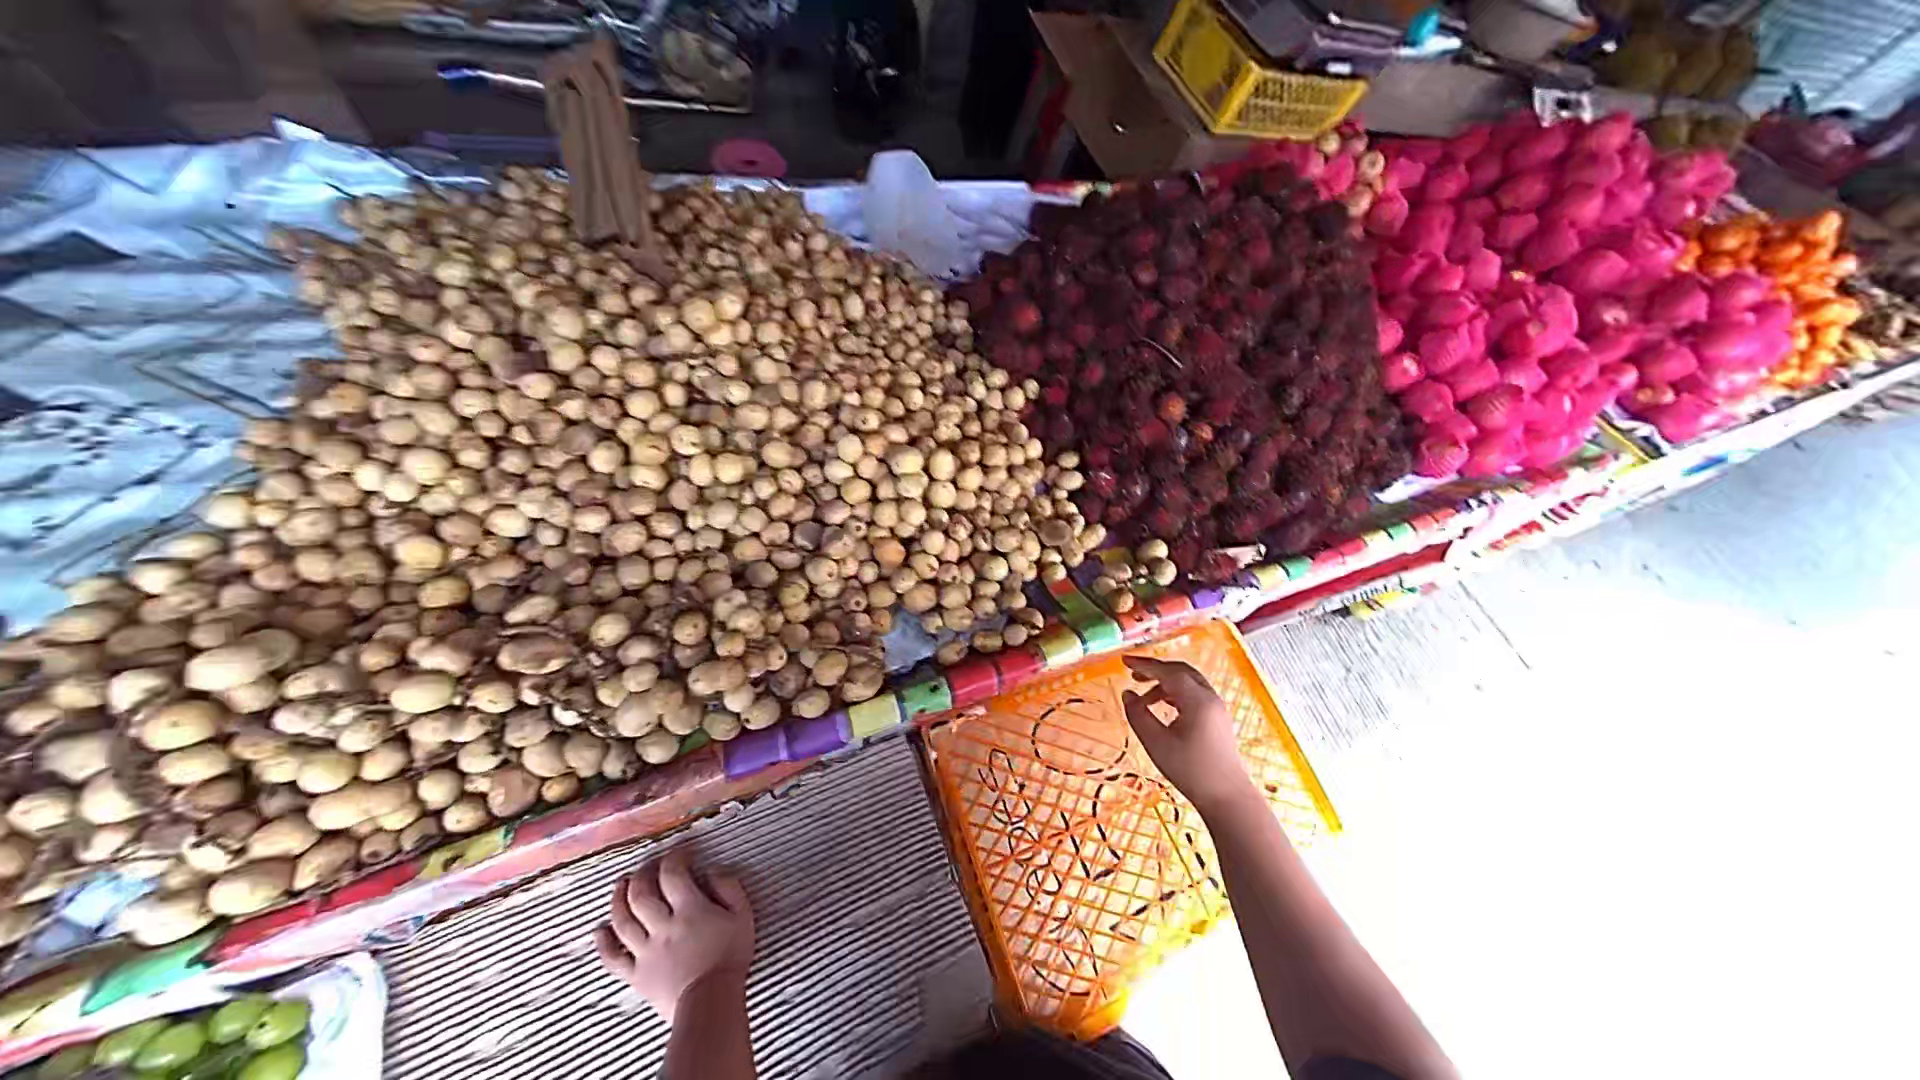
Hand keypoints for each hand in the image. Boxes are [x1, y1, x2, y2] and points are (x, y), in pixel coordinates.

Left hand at [593, 849, 754, 1022]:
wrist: (711, 1001)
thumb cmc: (730, 956)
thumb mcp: (742, 915)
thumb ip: (729, 887)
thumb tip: (713, 870)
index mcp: (689, 910)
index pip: (673, 874)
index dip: (675, 858)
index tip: (681, 853)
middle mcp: (662, 926)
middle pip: (641, 893)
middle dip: (643, 873)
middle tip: (649, 865)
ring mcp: (645, 951)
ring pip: (622, 920)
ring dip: (618, 898)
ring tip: (620, 884)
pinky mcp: (635, 974)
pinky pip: (612, 958)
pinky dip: (603, 943)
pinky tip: (600, 930)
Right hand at [1122, 655, 1253, 812]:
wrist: (1227, 797)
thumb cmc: (1191, 770)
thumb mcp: (1156, 742)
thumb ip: (1138, 714)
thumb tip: (1127, 694)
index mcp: (1197, 700)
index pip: (1168, 671)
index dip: (1144, 664)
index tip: (1125, 660)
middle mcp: (1210, 698)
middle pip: (1181, 671)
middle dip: (1156, 669)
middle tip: (1133, 673)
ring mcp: (1217, 708)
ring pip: (1188, 683)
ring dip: (1165, 683)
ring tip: (1144, 697)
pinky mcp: (1218, 719)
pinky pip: (1195, 695)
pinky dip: (1176, 694)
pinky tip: (1162, 706)